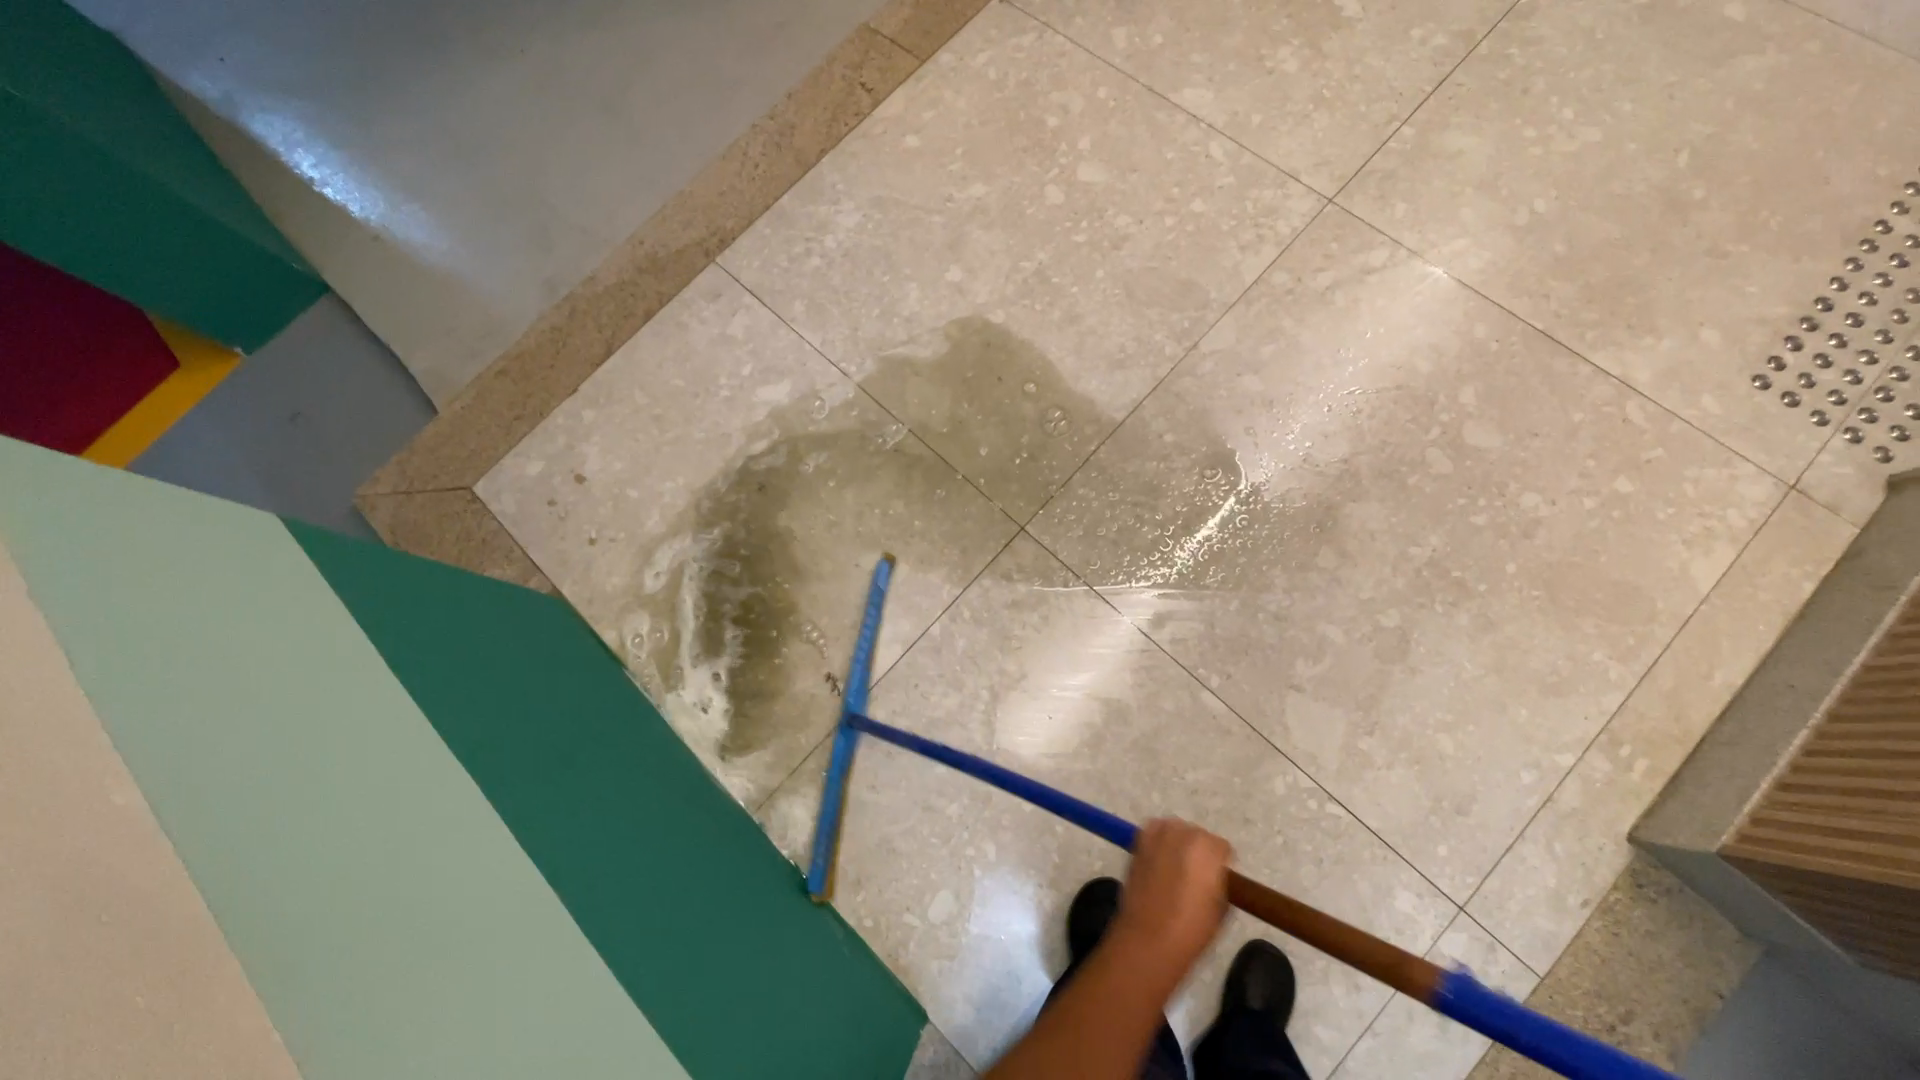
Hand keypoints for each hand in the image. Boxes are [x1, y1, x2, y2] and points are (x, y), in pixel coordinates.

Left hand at [1110, 818, 1231, 977]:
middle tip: (1196, 876)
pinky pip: (1154, 832)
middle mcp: (1183, 833)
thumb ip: (1220, 880)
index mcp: (1208, 848)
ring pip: (1175, 830)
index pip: (1222, 847)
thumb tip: (1214, 873)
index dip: (1221, 864)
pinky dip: (1158, 841)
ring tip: (1176, 868)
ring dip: (1178, 843)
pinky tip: (1159, 861)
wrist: (1148, 937)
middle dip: (1200, 852)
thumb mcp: (1222, 906)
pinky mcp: (1138, 842)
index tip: (1217, 880)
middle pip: (1198, 835)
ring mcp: (1158, 835)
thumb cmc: (1192, 927)